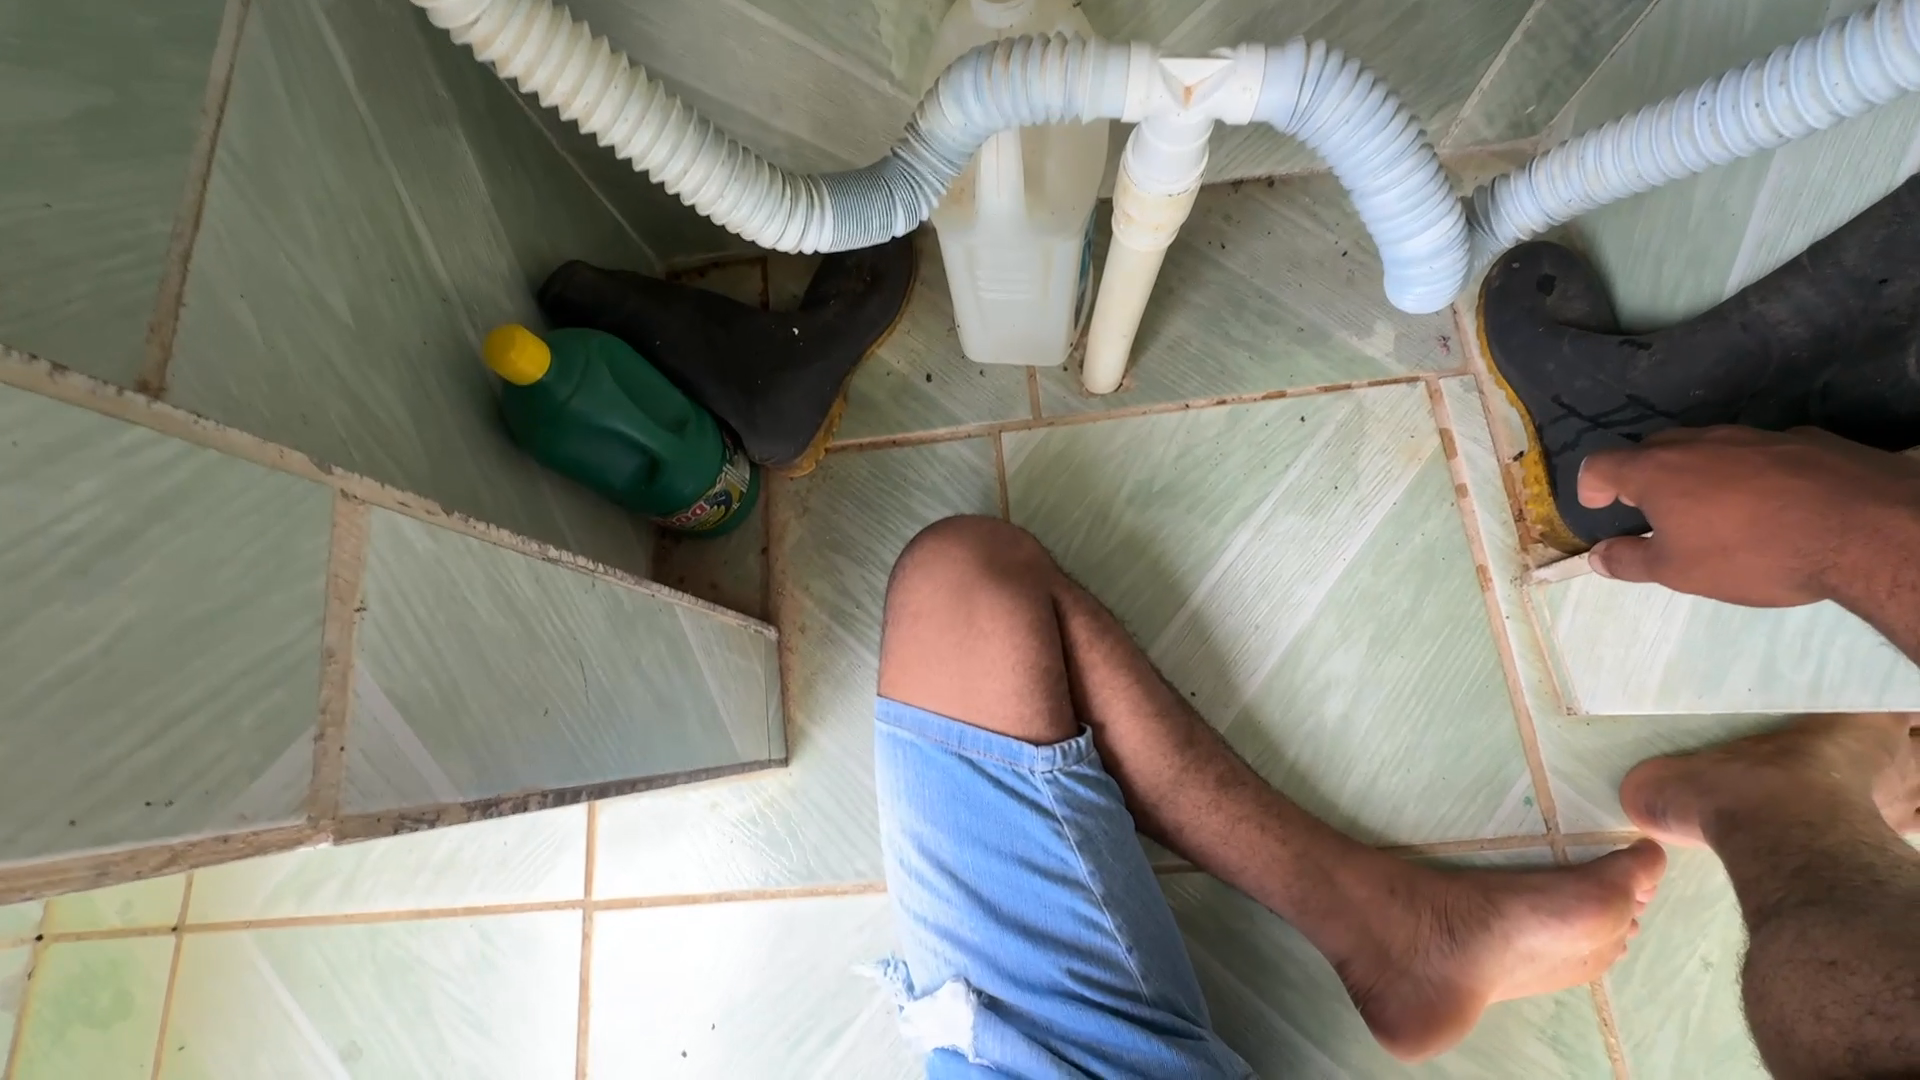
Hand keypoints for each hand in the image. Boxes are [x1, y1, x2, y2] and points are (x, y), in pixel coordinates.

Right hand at [1576, 426, 1919, 607]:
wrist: (1877, 533)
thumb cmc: (1755, 554)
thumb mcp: (1678, 572)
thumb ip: (1629, 560)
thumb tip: (1598, 556)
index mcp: (1657, 470)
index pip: (1600, 464)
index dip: (1592, 485)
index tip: (1601, 507)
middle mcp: (1701, 443)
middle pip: (1653, 447)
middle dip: (1643, 474)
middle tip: (1655, 508)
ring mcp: (1760, 436)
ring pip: (1710, 445)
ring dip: (1700, 470)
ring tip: (1718, 506)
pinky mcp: (1814, 441)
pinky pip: (1764, 450)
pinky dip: (1754, 470)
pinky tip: (1777, 501)